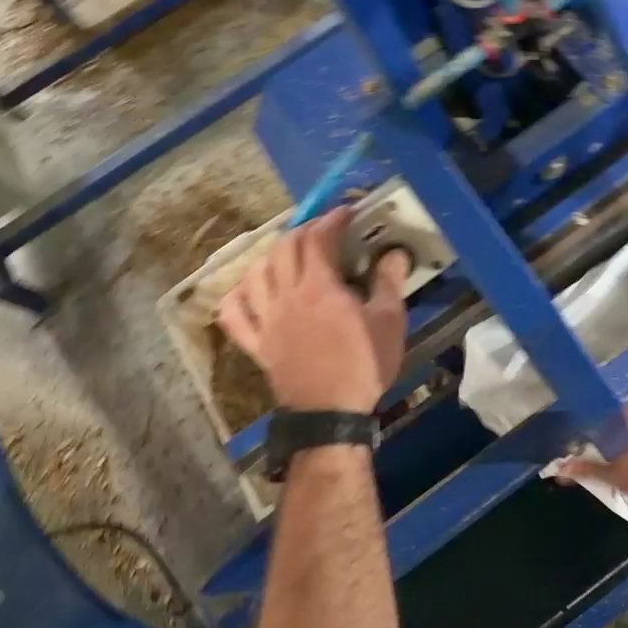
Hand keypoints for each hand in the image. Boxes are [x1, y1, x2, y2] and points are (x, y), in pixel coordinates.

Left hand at [216, 207, 411, 414]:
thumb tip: (393, 253)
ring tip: (286, 255)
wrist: (330, 414)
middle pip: (284, 249)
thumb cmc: (364, 366)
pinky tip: (248, 291)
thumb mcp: (389, 322)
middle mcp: (287, 296)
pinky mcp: (257, 345)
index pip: (319, 239)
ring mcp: (267, 321)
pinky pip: (234, 315)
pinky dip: (237, 297)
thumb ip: (388, 283)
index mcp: (320, 288)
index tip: (346, 213)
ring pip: (255, 274)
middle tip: (322, 231)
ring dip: (271, 256)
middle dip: (303, 231)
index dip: (331, 220)